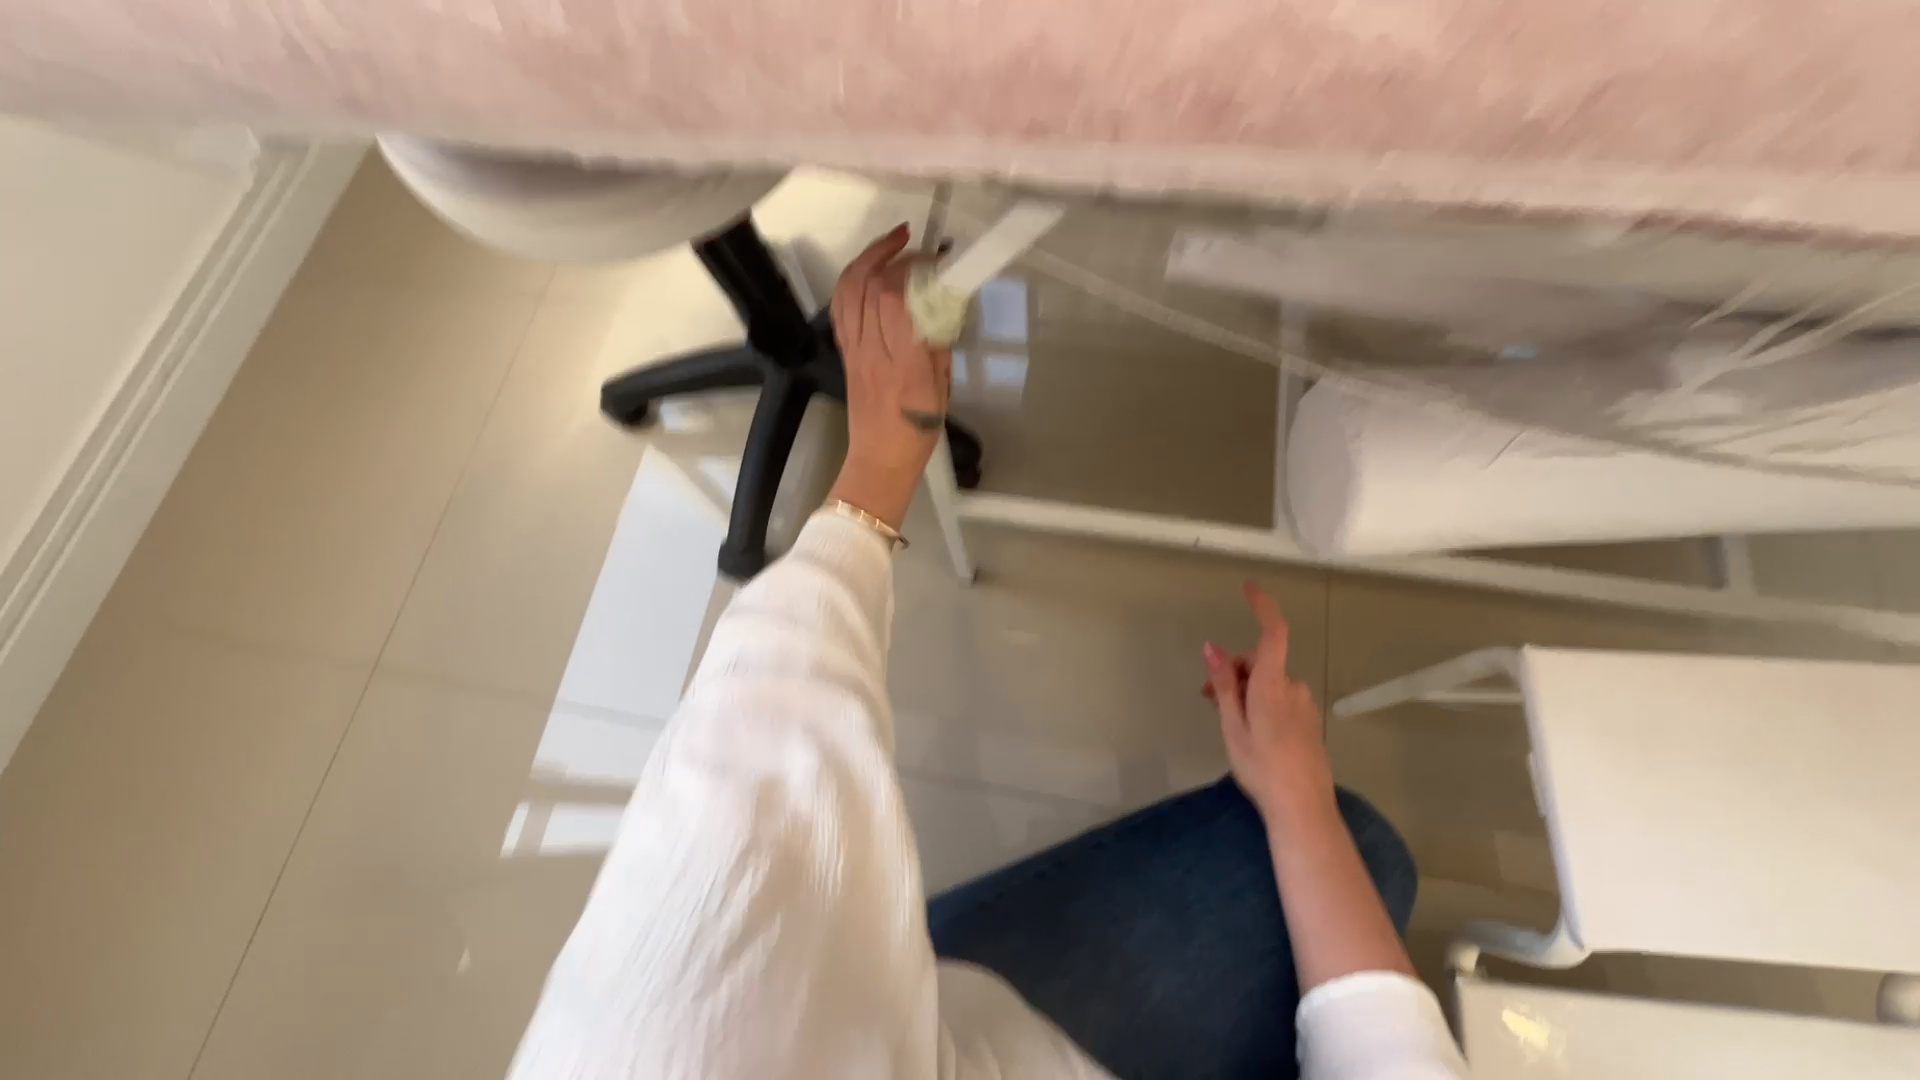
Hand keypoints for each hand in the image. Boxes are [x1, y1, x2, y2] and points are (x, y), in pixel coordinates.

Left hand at [826, 224, 952, 529]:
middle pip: (868, 287)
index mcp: (903, 364)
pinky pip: (841, 308)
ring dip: (865, 259)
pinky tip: (868, 271)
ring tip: (888, 244)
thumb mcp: (942, 391)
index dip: (910, 270)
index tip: (933, 263)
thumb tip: (938, 308)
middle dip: (888, 253)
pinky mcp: (845, 354)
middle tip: (911, 241)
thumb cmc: (917, 432)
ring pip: (848, 291)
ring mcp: (854, 352)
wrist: (880, 460)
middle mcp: (873, 352)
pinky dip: (851, 282)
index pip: (894, 300)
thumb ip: (939, 347)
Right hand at [1203, 582, 1336, 826]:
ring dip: (1244, 690)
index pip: (1273, 633)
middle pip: (1260, 661)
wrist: (1302, 808)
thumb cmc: (1261, 767)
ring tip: (1226, 721)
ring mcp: (1304, 704)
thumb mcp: (1232, 726)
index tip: (1249, 587)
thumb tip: (1212, 649)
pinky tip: (1249, 731)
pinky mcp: (1308, 720)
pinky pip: (1279, 698)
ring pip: (1267, 682)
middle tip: (1206, 697)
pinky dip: (1259, 702)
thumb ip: (1224, 685)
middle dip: (1232, 671)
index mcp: (1272, 684)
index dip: (1262, 606)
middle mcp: (1293, 687)